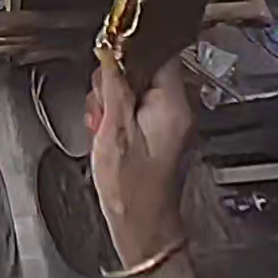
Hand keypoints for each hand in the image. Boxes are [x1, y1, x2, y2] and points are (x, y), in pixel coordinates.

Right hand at [87, 50, 194, 264]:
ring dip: (110, 97)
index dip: (130, 49)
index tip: (107, 53)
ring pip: (133, 86)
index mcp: (172, 106)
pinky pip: (133, 105)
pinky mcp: (156, 132)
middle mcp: (176, 110)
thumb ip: (113, 87)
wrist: (141, 228)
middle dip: (112, 79)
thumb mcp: (114, 130)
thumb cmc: (131, 187)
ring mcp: (166, 121)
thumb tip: (109, 51)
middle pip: (141, 69)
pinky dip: (115, 112)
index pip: (159, 54)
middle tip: (101, 104)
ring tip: (101, 122)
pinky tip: (105, 129)